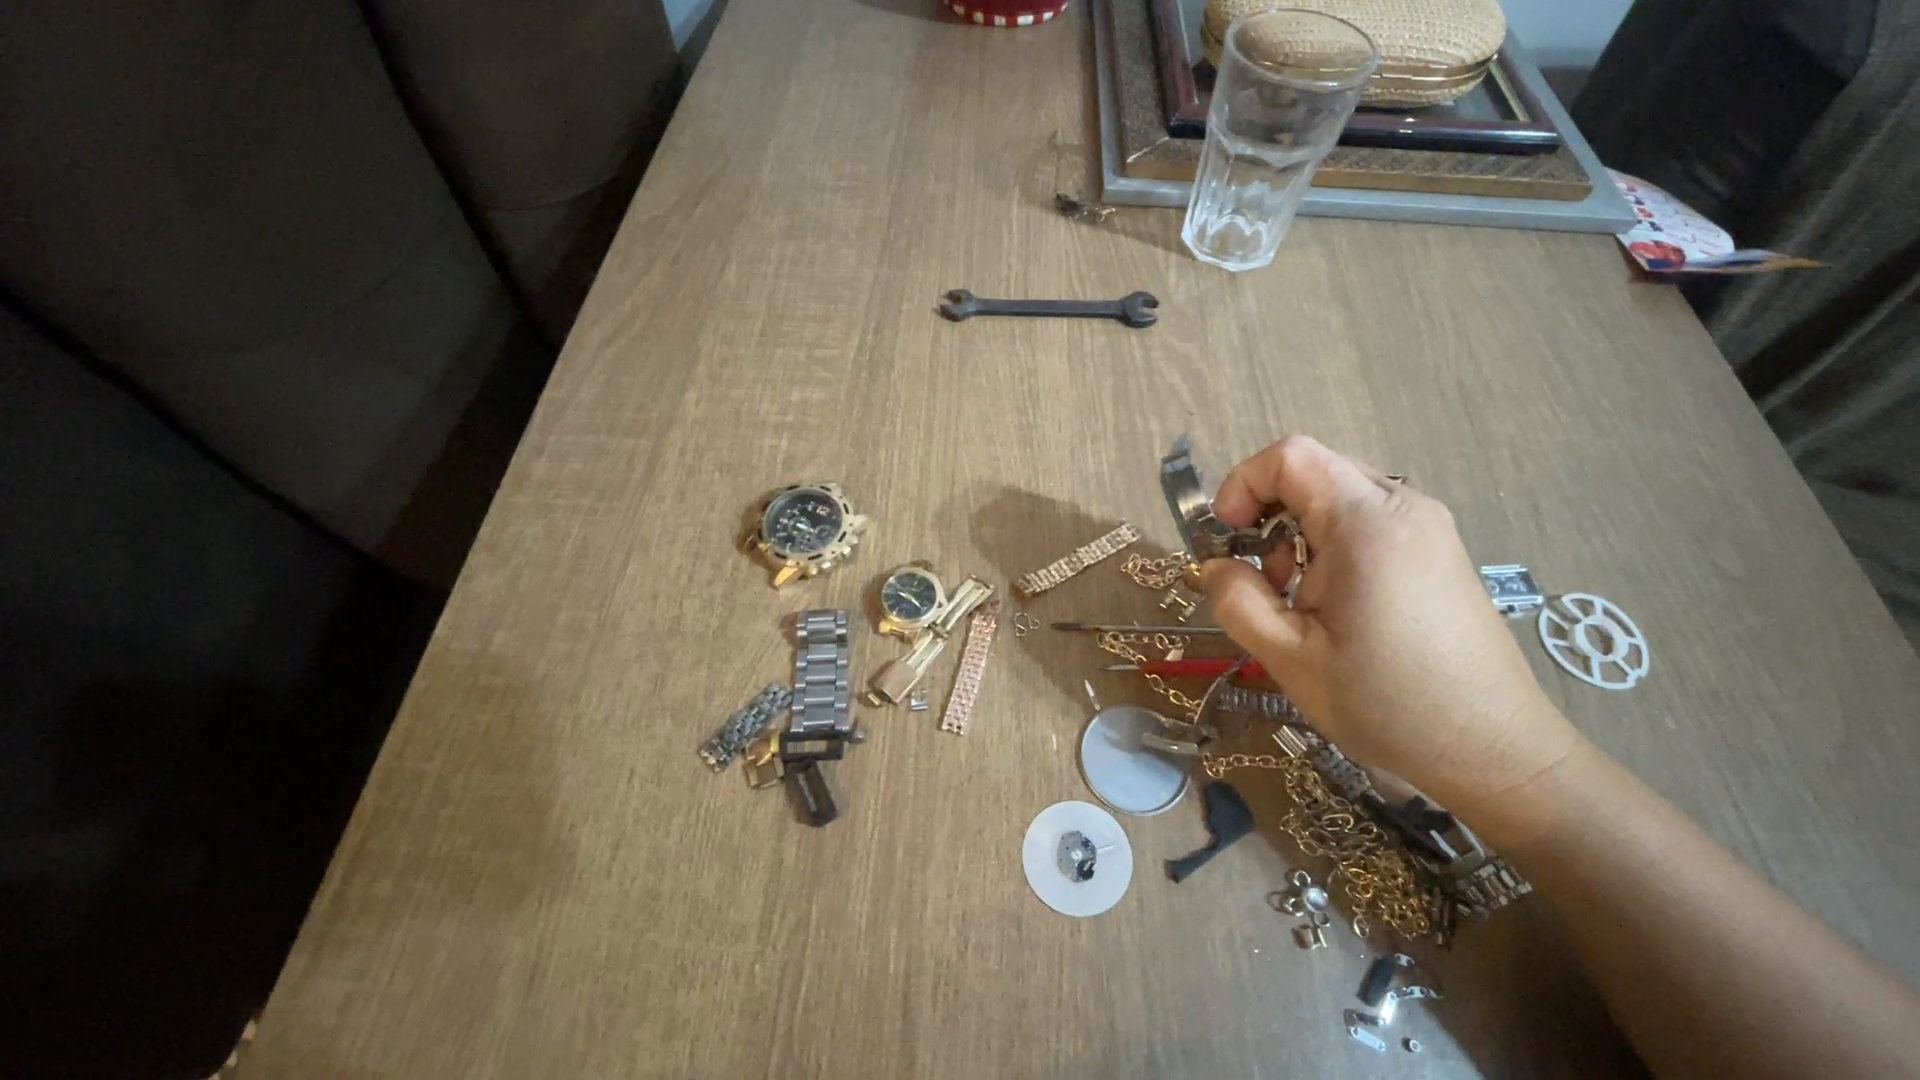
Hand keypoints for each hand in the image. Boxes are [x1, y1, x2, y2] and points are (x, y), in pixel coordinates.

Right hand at [1199, 436, 1582, 814]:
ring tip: (1297, 598)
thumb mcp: (1289, 658)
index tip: (1226, 540)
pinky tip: (1336, 604)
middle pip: (1314, 472)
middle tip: (1262, 579)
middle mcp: (1404, 508)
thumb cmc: (1387, 705)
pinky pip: (1369, 520)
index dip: (1242, 485)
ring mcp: (1429, 527)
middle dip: (1268, 514)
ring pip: (1340, 496)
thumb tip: (1216, 565)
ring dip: (1298, 533)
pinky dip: (1332, 545)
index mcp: (1367, 524)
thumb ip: (1236, 600)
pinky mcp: (1439, 550)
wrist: (1494, 749)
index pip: (1289, 456)